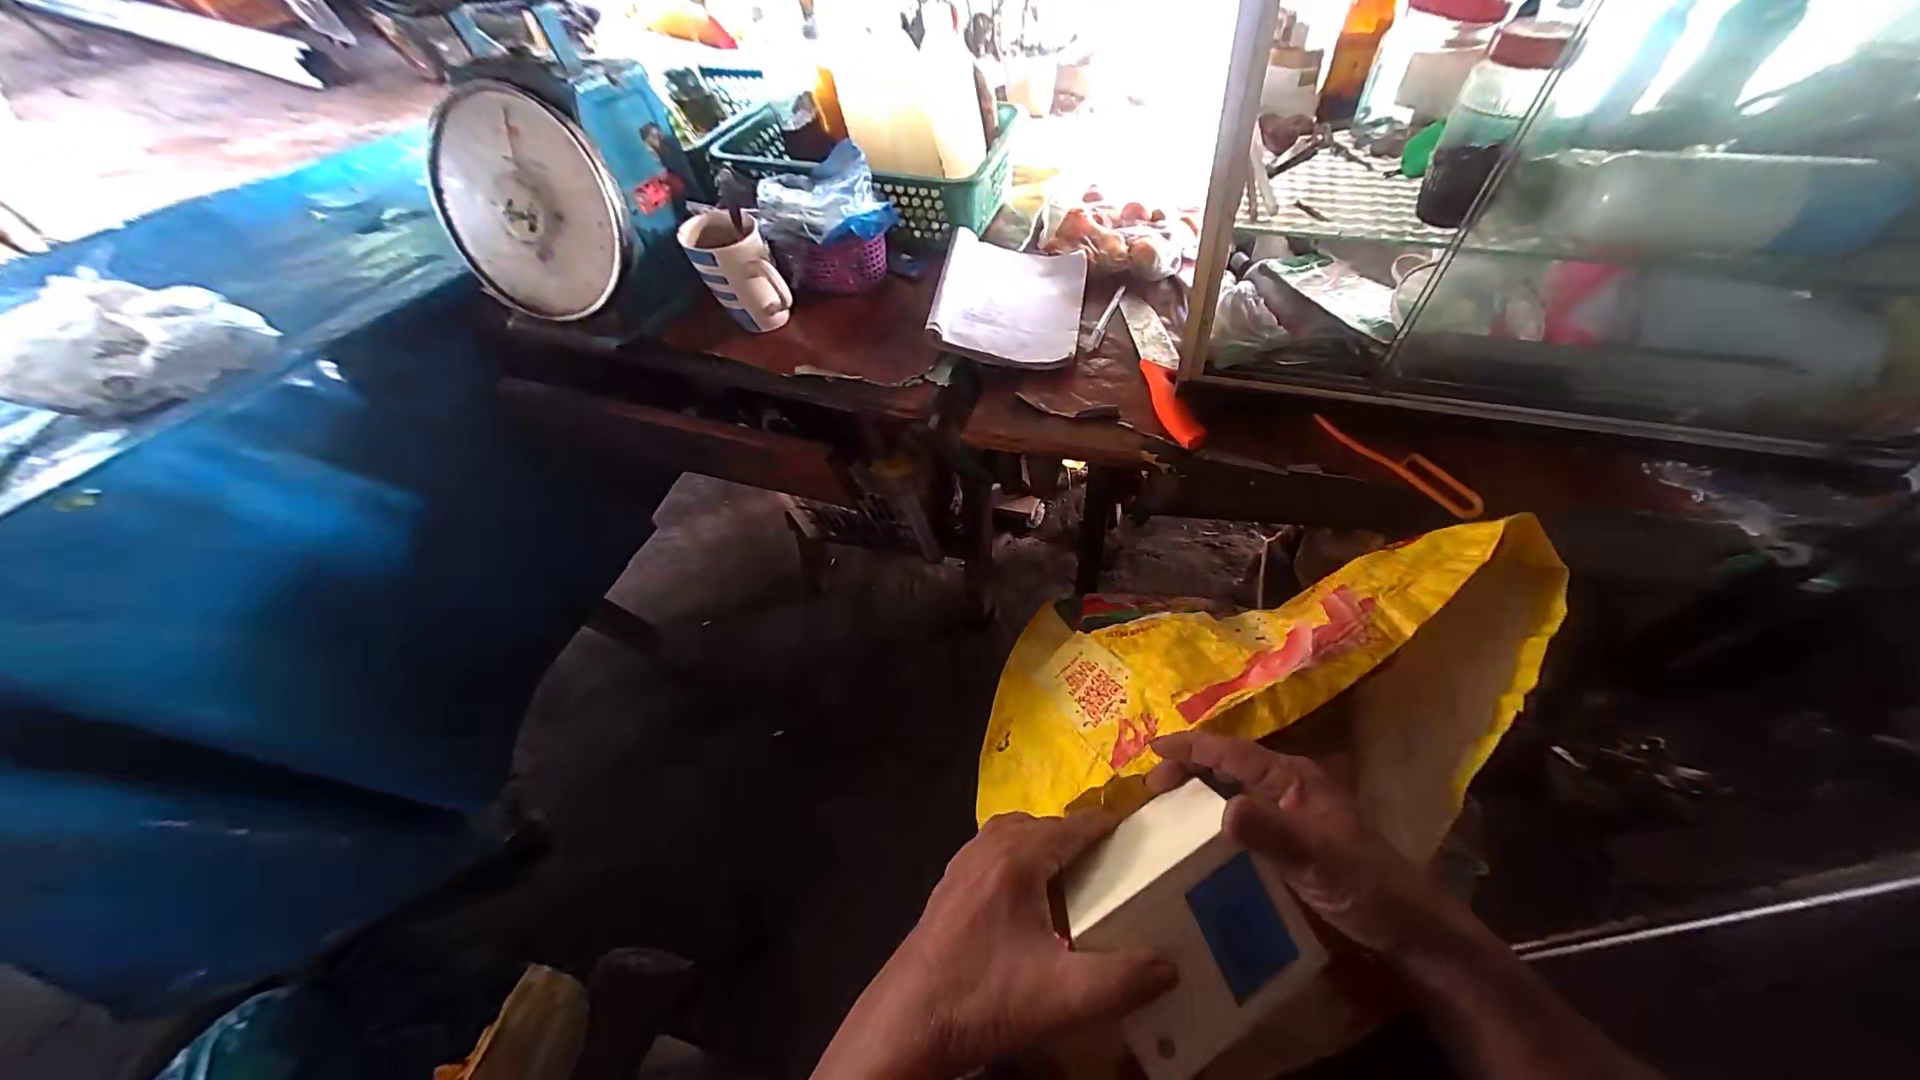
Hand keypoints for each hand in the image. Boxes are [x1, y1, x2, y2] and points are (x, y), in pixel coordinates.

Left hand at [813, 811, 1177, 1078]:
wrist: (912, 1017)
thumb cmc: (988, 998)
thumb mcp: (1064, 997)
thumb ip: (1123, 980)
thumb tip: (1168, 965)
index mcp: (1018, 859)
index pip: (1072, 827)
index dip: (1105, 826)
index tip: (1133, 831)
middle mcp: (989, 847)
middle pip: (1042, 824)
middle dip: (1075, 834)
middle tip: (1108, 860)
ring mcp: (964, 861)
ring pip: (1013, 832)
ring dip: (1043, 841)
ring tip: (1070, 871)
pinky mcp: (950, 882)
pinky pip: (992, 848)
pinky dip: (1016, 853)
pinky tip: (1024, 893)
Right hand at [1147, 731, 1486, 960]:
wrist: (1409, 929)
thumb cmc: (1365, 887)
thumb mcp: (1317, 860)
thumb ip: (1272, 833)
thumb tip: (1223, 808)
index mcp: (1292, 776)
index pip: (1232, 752)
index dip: (1191, 747)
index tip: (1153, 748)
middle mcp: (1286, 783)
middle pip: (1227, 762)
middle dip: (1188, 765)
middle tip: (1153, 785)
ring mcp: (1286, 807)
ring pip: (1231, 783)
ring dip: (1197, 784)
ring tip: (1164, 799)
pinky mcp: (1285, 832)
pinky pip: (1238, 807)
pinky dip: (1211, 807)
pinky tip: (1197, 827)